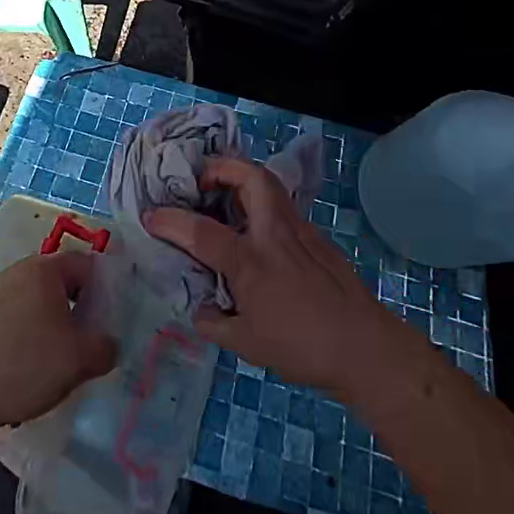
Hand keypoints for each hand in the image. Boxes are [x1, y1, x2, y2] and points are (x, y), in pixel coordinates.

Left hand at [0, 251, 117, 440]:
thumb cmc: (23, 364)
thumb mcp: (81, 358)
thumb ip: (107, 347)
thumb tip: (108, 347)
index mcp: (45, 268)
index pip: (90, 265)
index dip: (107, 290)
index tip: (113, 321)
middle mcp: (19, 274)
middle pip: (65, 287)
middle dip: (82, 314)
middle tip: (92, 344)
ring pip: (41, 311)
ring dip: (56, 335)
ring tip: (62, 368)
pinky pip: (18, 330)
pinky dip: (31, 349)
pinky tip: (30, 380)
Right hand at [145, 157, 421, 397]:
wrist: (361, 342)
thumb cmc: (300, 346)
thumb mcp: (246, 343)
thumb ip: (215, 322)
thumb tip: (201, 309)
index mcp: (251, 260)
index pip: (202, 231)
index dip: (172, 221)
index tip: (152, 215)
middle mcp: (275, 234)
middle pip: (252, 177)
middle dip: (224, 167)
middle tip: (204, 180)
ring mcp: (301, 231)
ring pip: (273, 187)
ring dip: (246, 182)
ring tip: (227, 202)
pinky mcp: (318, 238)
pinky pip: (285, 210)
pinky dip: (265, 208)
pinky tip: (259, 236)